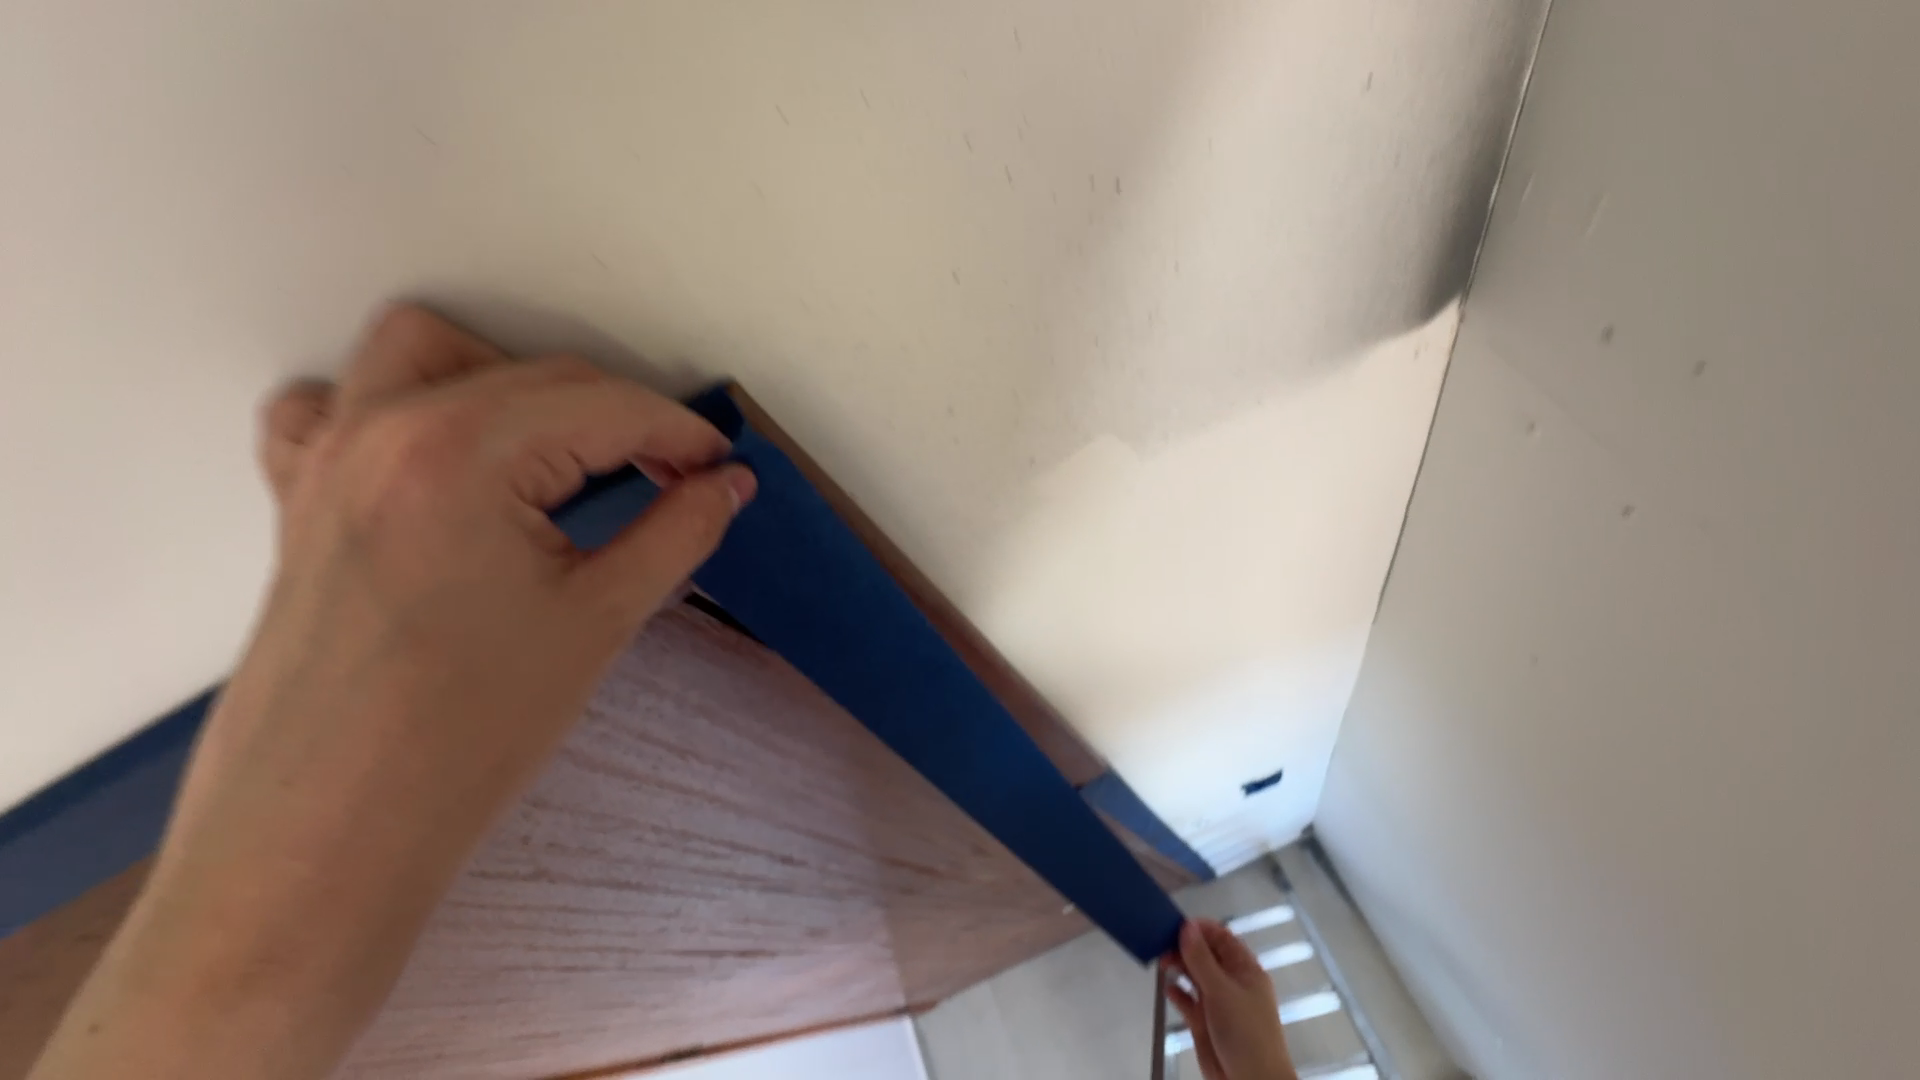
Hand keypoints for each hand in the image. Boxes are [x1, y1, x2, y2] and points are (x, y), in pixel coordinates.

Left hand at [30, 305, 754, 1079]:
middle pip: (541, 376)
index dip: (683, 434)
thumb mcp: (603, 618)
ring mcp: (328, 454)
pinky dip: (404, 404)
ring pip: (432, 353)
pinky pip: (340, 403)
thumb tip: (730, 484)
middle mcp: (386, 427)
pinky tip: (450, 458)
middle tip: (677, 476)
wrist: (331, 831)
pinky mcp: (300, 494)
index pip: (608, 407)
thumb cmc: (474, 732)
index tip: (723, 468)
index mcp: (465, 453)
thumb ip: (681, 531)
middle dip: (625, 416)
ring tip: (566, 451)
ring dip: (516, 381)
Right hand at [1165, 920, 1297, 1079]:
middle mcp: (1231, 982)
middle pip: (1206, 955)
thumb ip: (1201, 959)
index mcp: (1245, 970)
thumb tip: (1186, 926)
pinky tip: (1167, 988)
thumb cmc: (1244, 1032)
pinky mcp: (1205, 1022)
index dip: (1202, 929)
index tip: (1177, 925)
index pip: (1222, 938)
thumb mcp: (1222, 991)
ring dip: (1179, 966)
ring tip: (1161, 962)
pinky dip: (1177, 992)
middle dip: (1185, 947)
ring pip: (1195, 975)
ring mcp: (1218, 1002)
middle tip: (1162, 943)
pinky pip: (1188, 1000)